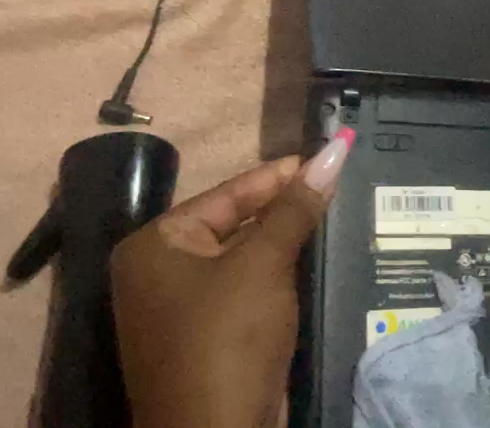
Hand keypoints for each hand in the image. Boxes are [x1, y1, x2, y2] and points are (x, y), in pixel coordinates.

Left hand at [111, 130, 354, 427]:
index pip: (227, 194)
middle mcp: (157, 272)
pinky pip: (243, 289)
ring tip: (330, 211)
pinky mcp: (203, 339)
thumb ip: (296, 207)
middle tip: (332, 183)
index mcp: (154, 245)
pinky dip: (276, 273)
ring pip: (242, 257)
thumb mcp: (265, 263)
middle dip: (283, 207)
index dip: (279, 175)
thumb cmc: (228, 339)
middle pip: (233, 222)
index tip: (323, 157)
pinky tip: (312, 258)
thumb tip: (334, 151)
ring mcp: (178, 310)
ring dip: (284, 239)